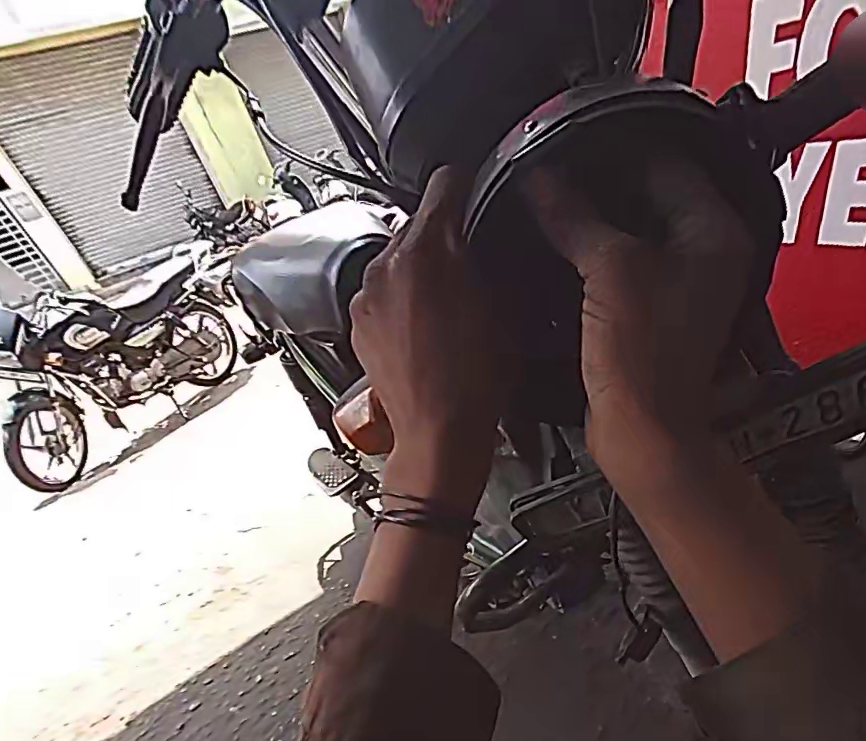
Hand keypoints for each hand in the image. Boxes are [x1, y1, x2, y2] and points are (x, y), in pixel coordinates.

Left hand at [349, 166, 515, 512]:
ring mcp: (368, 296)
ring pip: (397, 261)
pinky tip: (424, 331)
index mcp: (429, 251)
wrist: (437, 433)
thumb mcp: (506, 314)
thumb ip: (493, 264)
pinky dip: (401, 302)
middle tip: (469, 271)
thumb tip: (488, 246)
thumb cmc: (472, 385)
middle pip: (418, 226)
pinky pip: (382, 294)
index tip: (476, 197)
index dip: (469, 188)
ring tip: (446, 311)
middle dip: (443, 241)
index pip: (447, 182)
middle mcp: (388, 265)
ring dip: (420, 273)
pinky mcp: (359, 323)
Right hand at [526, 155, 752, 481]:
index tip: (578, 137)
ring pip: (634, 234)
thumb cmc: (647, 363)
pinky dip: (595, 255)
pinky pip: (622, 269)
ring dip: (597, 220)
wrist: (640, 430)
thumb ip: (576, 217)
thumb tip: (543, 180)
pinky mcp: (650, 317)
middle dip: (604, 182)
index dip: (620, 147)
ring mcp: (677, 290)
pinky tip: (564, 244)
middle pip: (651, 197)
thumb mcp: (610, 272)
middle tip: (560, 166)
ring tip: (555, 199)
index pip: (670, 164)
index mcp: (715, 236)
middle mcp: (704, 260)